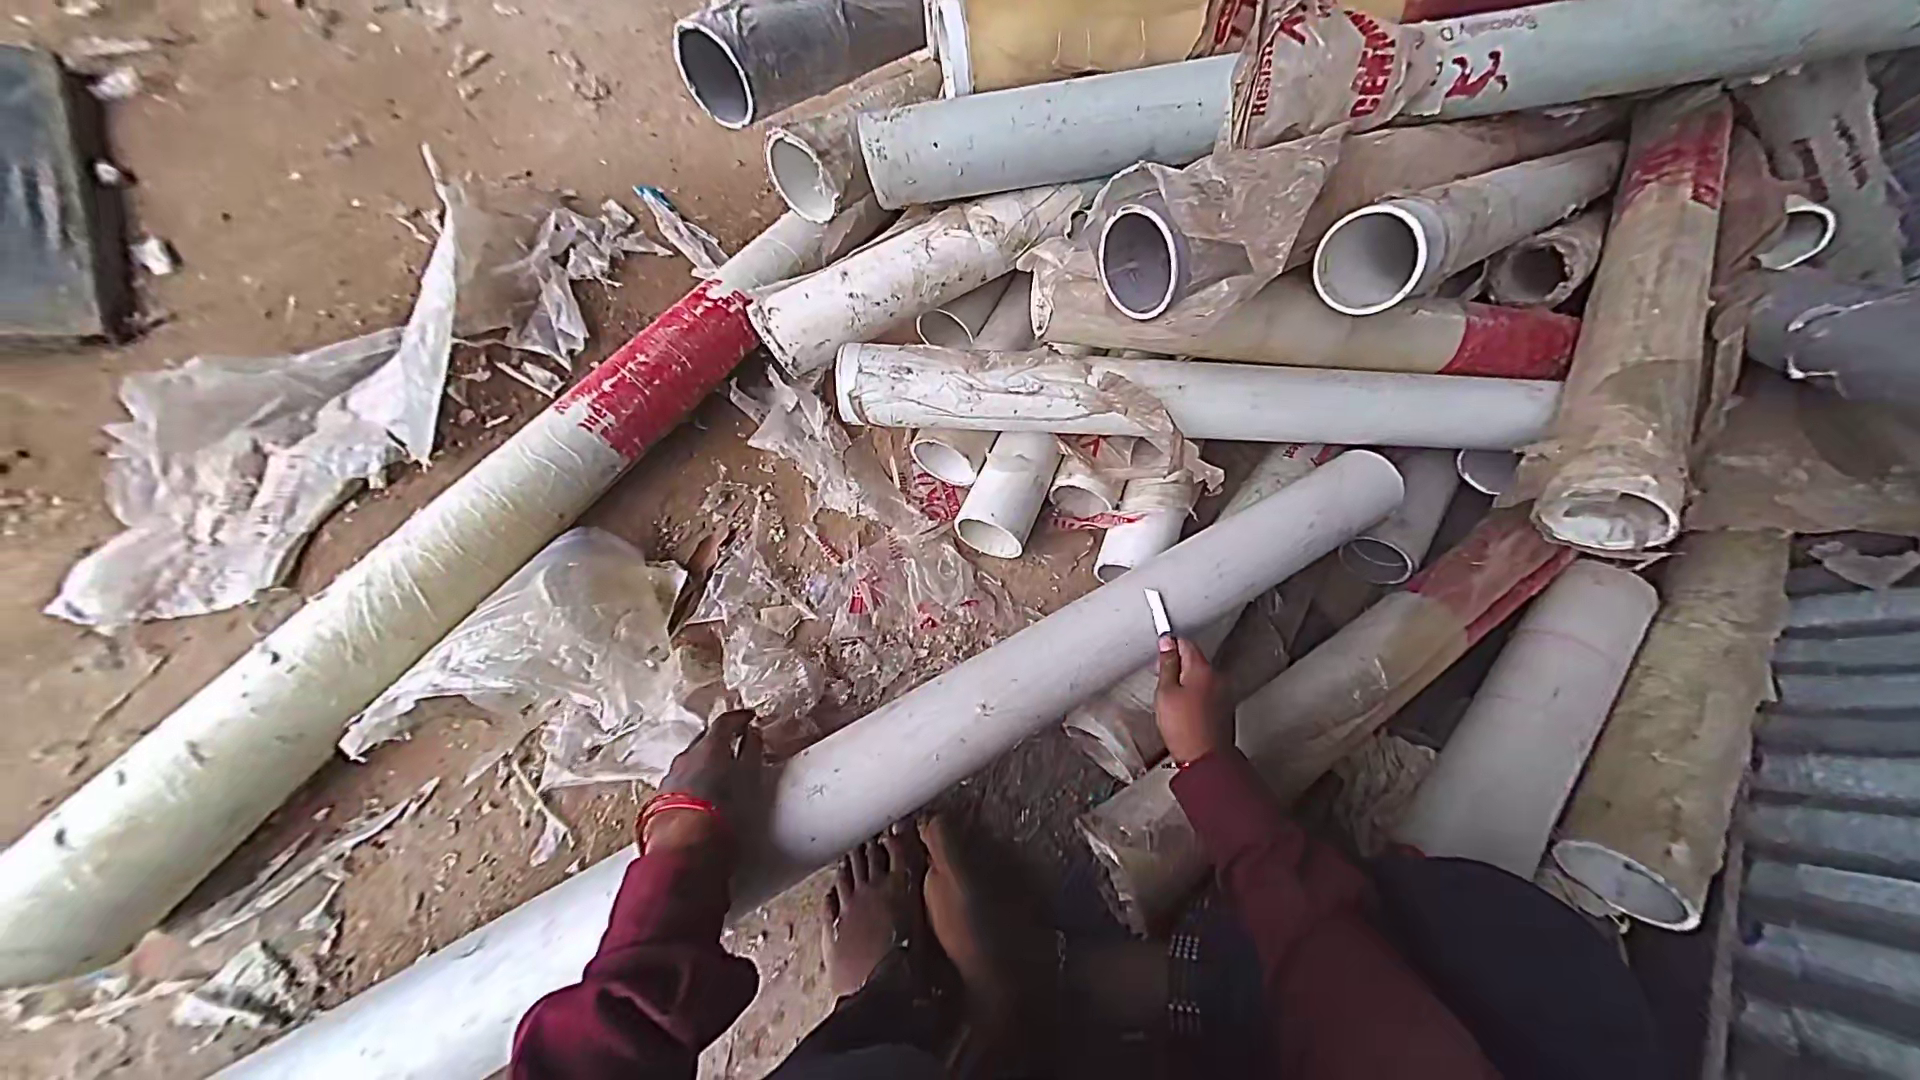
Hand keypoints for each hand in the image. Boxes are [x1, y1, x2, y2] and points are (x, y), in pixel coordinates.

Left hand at [646, 710, 765, 853]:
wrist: (683, 850)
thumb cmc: (724, 809)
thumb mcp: (749, 777)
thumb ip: (752, 751)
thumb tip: (753, 734)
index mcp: (709, 746)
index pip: (724, 721)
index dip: (739, 717)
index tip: (750, 718)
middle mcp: (686, 757)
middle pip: (705, 740)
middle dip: (721, 741)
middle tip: (736, 746)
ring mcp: (670, 779)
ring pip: (691, 763)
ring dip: (705, 764)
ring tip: (720, 776)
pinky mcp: (659, 801)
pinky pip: (681, 783)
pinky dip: (694, 783)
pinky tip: (703, 796)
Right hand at [1154, 636, 1231, 765]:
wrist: (1205, 759)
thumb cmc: (1184, 728)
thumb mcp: (1166, 692)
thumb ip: (1167, 664)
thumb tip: (1167, 644)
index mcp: (1203, 670)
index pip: (1186, 643)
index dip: (1170, 644)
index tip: (1160, 649)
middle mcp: (1218, 677)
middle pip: (1195, 659)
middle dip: (1178, 664)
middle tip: (1162, 678)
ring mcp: (1223, 693)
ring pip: (1200, 676)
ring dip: (1186, 680)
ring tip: (1172, 699)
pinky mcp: (1224, 707)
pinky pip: (1207, 691)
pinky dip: (1195, 694)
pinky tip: (1184, 709)